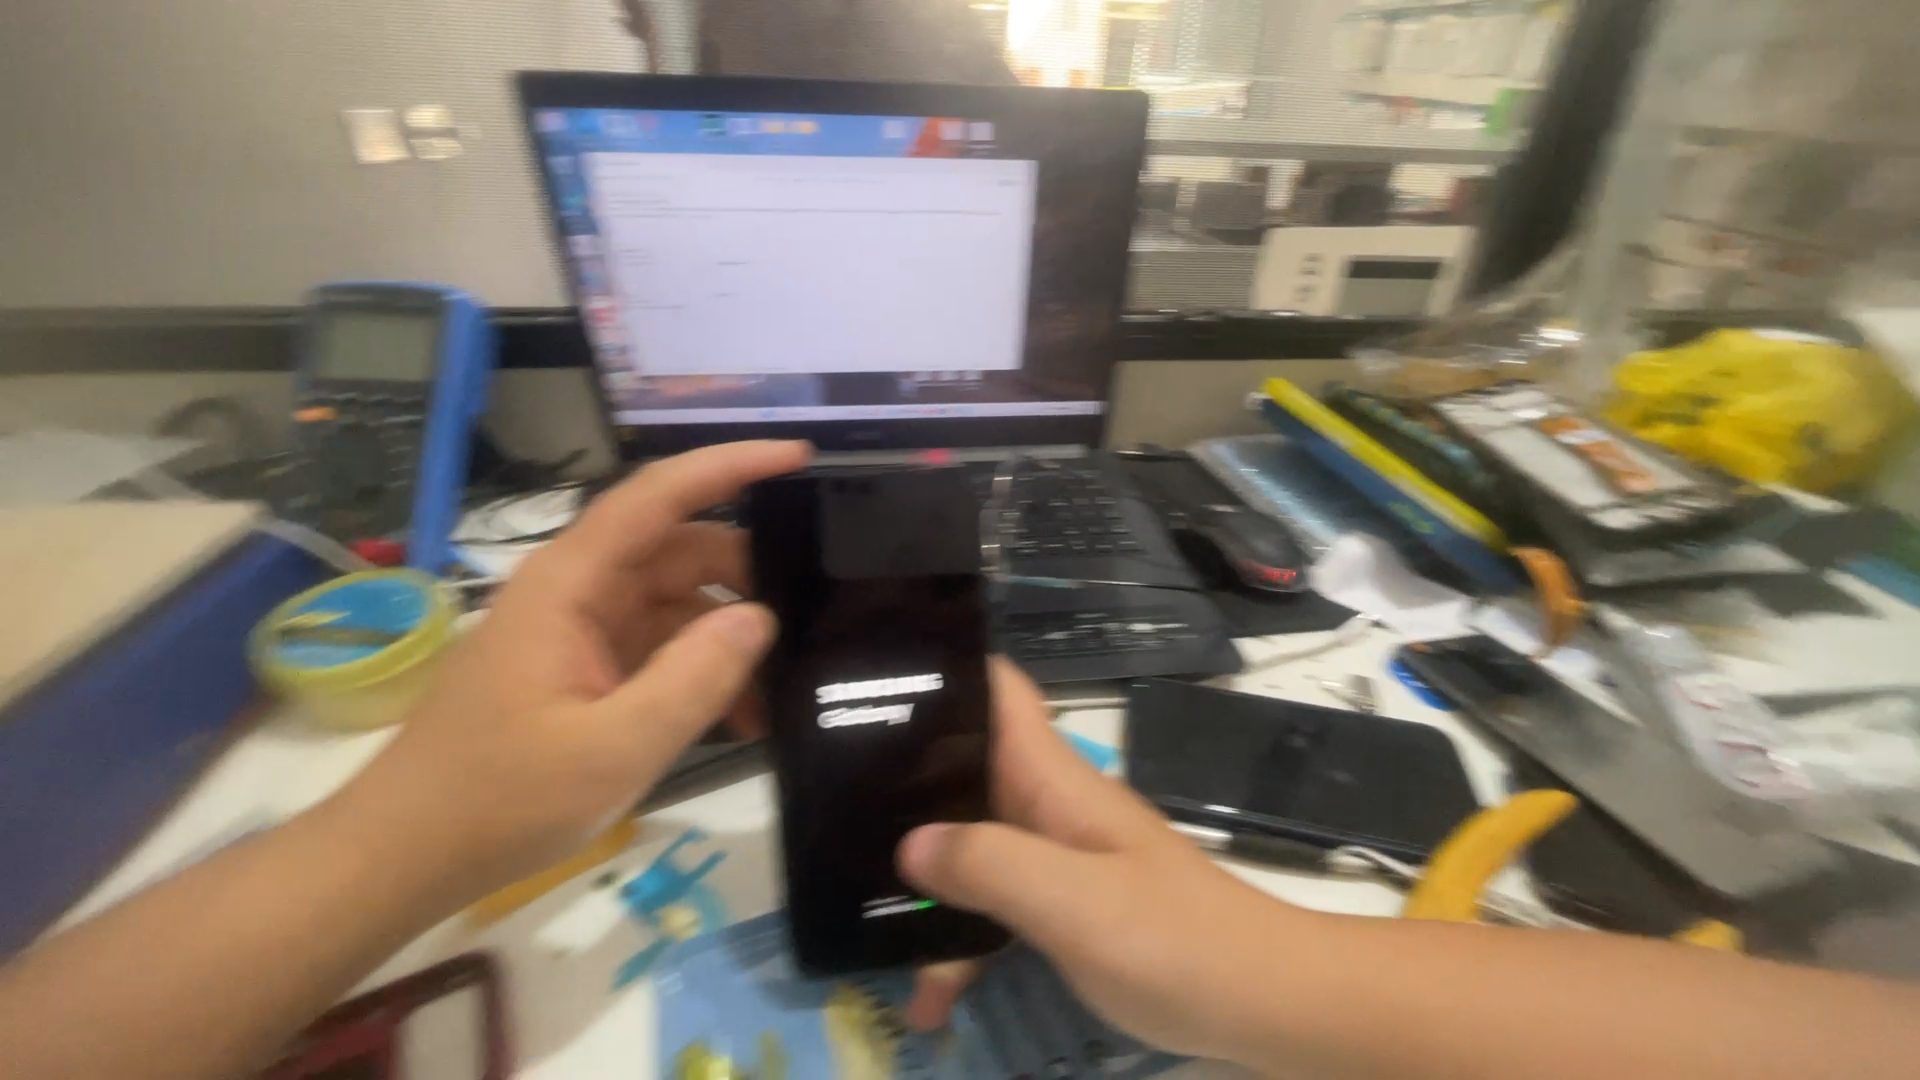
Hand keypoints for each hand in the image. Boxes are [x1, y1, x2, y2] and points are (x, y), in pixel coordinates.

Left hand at [329, 440, 810, 902]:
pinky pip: (665, 644)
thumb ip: (693, 680)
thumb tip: (760, 618)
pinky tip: (742, 718)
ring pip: (681, 600)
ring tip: (778, 692)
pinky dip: (705, 670)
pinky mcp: (590, 662)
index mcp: (572, 583)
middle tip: (811, 616)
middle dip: (749, 576)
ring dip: (731, 638)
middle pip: (682, 548)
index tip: (796, 455)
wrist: (407, 855)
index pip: (658, 496)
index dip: (729, 465)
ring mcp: (585, 626)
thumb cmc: (499, 799)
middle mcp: (580, 588)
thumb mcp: (612, 749)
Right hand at [898, 660, 1307, 1063]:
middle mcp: (1044, 801)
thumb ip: (992, 866)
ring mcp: (1050, 850)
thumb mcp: (1075, 902)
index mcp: (1050, 776)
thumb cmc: (1172, 936)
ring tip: (858, 911)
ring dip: (924, 877)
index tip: (874, 680)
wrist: (1258, 1000)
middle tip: (830, 801)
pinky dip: (960, 938)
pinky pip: (992, 901)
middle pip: (962, 765)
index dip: (944, 668)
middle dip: (902, 781)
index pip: (998, 689)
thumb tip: (908, 844)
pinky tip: (931, 992)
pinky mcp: (1058, 899)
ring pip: (968, 841)